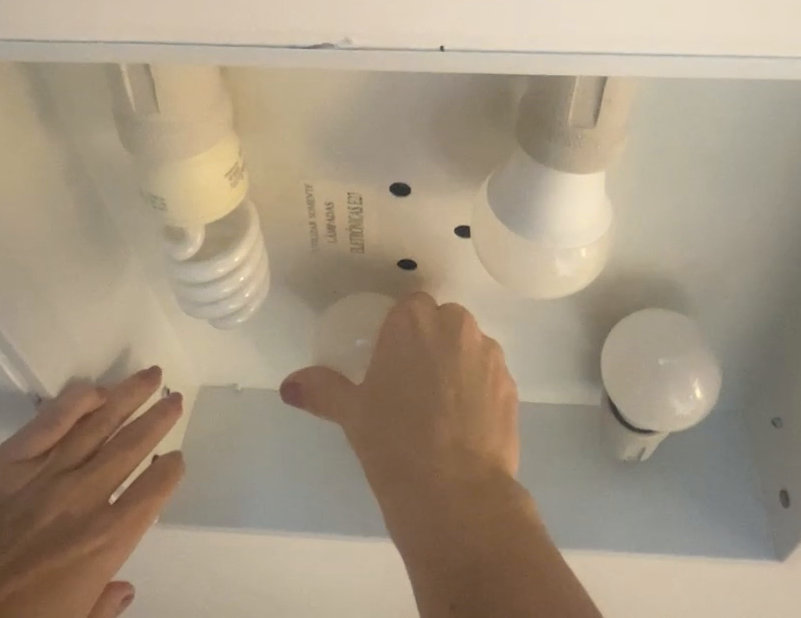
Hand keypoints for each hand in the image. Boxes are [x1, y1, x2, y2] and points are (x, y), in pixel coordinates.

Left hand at [0, 368, 185, 617]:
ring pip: (99, 423)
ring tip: (151, 377)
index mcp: (103, 544)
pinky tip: (94, 390)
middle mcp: (83, 499)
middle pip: (133, 446)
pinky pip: (49, 421)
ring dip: (129, 397)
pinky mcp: (2, 463)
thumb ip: (99, 609)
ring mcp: (43, 475)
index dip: (169, 471)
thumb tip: (124, 589)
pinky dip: (76, 400)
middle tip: (175, 399)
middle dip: (158, 419)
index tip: (174, 459)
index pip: (154, 491)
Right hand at [279, 294, 518, 515]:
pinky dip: (479, 390)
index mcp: (414, 321)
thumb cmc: (394, 442)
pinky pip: (490, 376)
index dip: (401, 332)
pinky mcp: (511, 385)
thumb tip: (289, 385)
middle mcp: (456, 326)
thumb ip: (321, 389)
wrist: (455, 492)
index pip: (410, 308)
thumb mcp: (352, 414)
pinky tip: (464, 425)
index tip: (391, 363)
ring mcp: (489, 354)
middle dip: (431, 344)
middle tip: (413, 386)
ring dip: (458, 364)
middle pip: (443, 322)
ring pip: (470, 347)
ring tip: (441, 410)